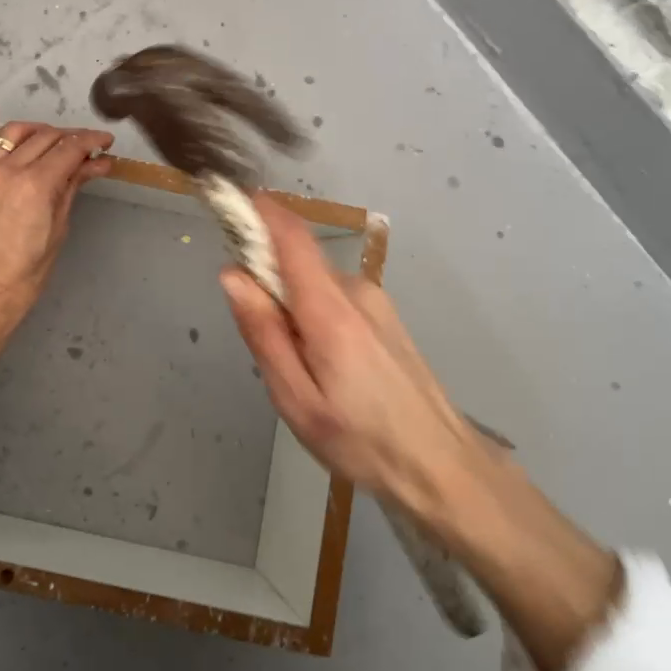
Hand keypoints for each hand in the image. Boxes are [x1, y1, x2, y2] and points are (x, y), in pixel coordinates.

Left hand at [0, 105, 112, 409]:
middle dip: (69, 137)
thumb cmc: (26, 274)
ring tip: (51, 137)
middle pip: (44, 138)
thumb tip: (96, 164)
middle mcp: (7, 171)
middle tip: (85, 147)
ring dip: (35, 130)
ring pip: (11, 135)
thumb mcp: (58, 229)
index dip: (91, 142)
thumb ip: (72, 188)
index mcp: (36, 185)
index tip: (105, 143)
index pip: (69, 149)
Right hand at [221, 196, 621, 670]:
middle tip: (259, 341)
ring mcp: (375, 303)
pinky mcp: (384, 317)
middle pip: (297, 260)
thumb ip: (263, 333)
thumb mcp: (295, 398)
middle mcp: (356, 293)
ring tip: (298, 371)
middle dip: (265, 279)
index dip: (258, 212)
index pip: (292, 237)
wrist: (443, 468)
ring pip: (313, 283)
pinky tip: (324, 369)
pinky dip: (311, 316)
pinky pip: (332, 298)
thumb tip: (232, 274)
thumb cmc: (361, 440)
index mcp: (330, 311)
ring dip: (288, 305)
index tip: (227, 202)